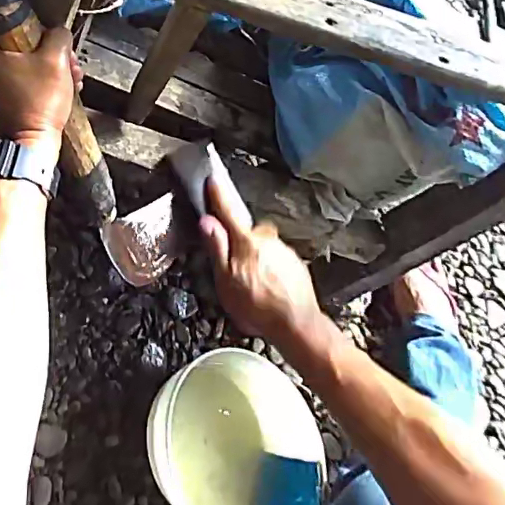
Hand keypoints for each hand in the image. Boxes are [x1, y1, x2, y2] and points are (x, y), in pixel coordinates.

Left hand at [0, 27, 80, 150]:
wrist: (36, 141)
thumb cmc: (42, 100)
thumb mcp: (56, 59)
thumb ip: (58, 36)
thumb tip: (58, 32)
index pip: (10, 24)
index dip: (36, 28)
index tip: (52, 39)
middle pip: (24, 46)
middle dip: (52, 52)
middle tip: (70, 61)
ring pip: (29, 63)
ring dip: (54, 67)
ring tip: (73, 76)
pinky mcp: (7, 99)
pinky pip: (28, 80)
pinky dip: (46, 81)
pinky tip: (66, 87)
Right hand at [198, 176, 326, 350]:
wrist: (297, 325)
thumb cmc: (259, 307)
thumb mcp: (226, 281)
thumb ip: (216, 248)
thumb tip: (207, 222)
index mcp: (246, 241)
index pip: (228, 210)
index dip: (218, 194)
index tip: (213, 179)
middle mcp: (267, 239)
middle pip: (246, 232)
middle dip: (239, 245)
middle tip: (234, 271)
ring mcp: (283, 250)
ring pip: (262, 247)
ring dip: (255, 260)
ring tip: (253, 289)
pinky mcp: (294, 262)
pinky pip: (275, 258)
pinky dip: (269, 269)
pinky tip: (267, 290)